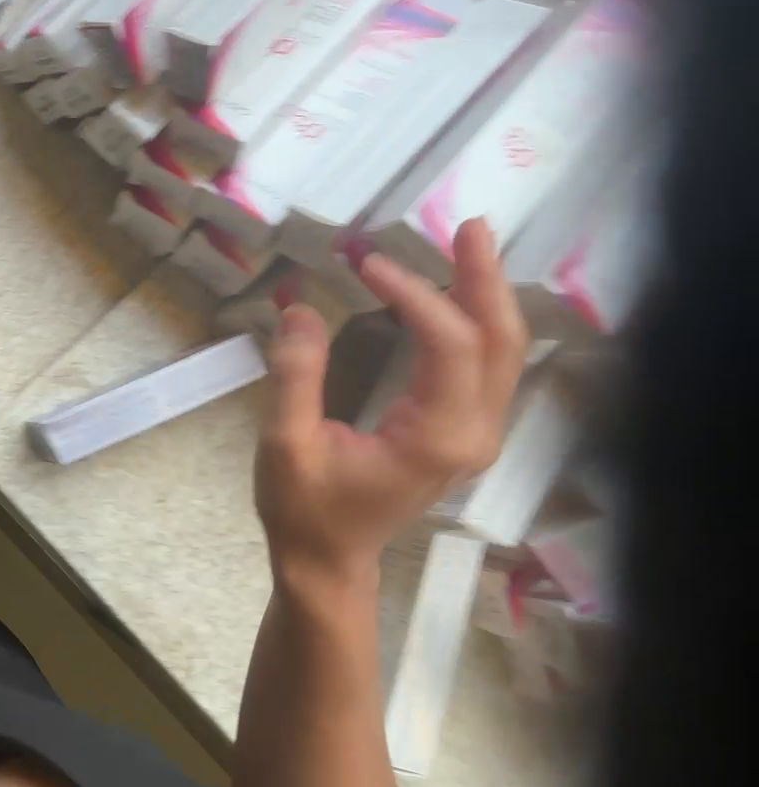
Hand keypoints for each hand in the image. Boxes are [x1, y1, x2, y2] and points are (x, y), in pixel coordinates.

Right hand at [255, 219, 528, 589]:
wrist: (326, 558)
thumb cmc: (303, 508)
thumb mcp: (285, 443)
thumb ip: (296, 376)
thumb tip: (299, 308)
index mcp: (436, 436)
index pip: (448, 344)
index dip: (414, 296)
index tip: (365, 265)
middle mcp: (473, 431)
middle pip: (501, 341)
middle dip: (484, 280)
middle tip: (468, 227)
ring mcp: (473, 433)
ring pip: (501, 351)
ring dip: (486, 297)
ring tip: (466, 249)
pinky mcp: (458, 432)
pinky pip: (482, 366)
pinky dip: (473, 324)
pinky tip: (454, 299)